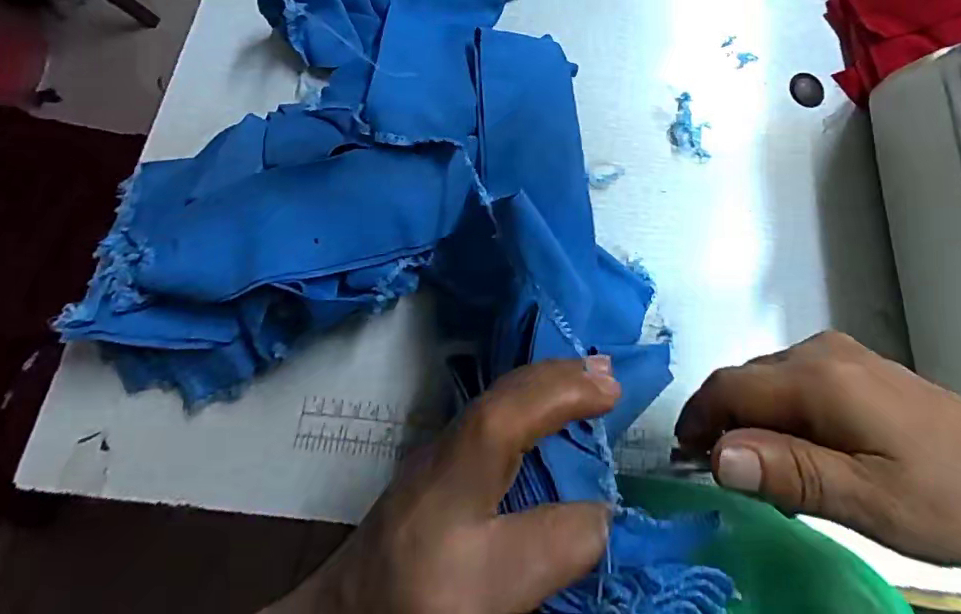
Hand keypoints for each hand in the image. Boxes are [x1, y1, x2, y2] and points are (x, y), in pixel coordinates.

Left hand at [267, 357, 619, 613]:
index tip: (614, 389)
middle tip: (606, 372)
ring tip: (584, 381)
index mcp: (457, 469)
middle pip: (500, 397)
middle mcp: (444, 450)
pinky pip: (487, 419)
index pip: (512, 412)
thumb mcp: (493, 588)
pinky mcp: (435, 472)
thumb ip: (552, 547)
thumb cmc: (421, 597)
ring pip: (492, 403)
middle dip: (555, 377)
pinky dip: (523, 405)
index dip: (563, 393)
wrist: (347, 611)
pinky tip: (540, 417)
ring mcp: (436, 458)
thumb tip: (601, 512)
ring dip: (540, 385)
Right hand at [675, 331, 960, 613]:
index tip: (686, 464)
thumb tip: (714, 455)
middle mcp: (821, 351)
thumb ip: (788, 473)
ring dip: (755, 423)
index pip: (729, 388)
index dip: (699, 422)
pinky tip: (807, 455)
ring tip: (768, 477)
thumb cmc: (960, 505)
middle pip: (746, 381)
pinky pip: (799, 385)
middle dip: (725, 425)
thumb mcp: (872, 503)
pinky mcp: (863, 372)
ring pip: (770, 382)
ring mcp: (844, 356)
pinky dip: (784, 416)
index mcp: (818, 376)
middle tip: (730, 482)